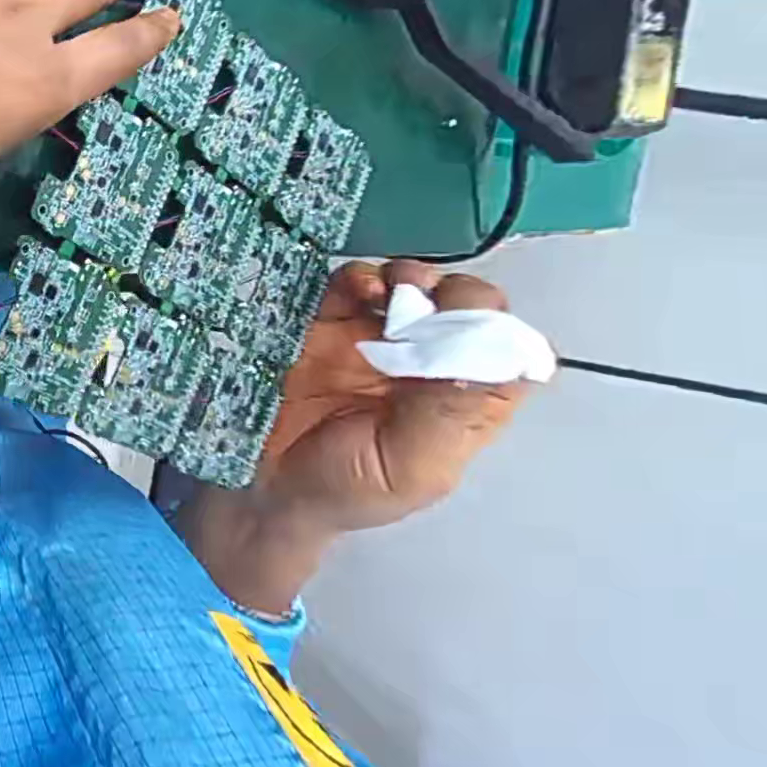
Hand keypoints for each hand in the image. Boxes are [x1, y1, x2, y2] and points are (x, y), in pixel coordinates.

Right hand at [176, 261, 533, 612]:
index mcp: (461, 402)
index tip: (461, 328)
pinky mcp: (322, 326)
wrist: (263, 483)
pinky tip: (355, 290)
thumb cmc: (343, 487)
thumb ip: (447, 413)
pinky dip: (356, 278)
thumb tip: (486, 351)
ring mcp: (371, 341)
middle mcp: (424, 364)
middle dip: (450, 295)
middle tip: (418, 303)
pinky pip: (347, 288)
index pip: (502, 349)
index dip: (491, 327)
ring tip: (384, 292)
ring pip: (408, 288)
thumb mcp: (409, 465)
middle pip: (461, 308)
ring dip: (405, 280)